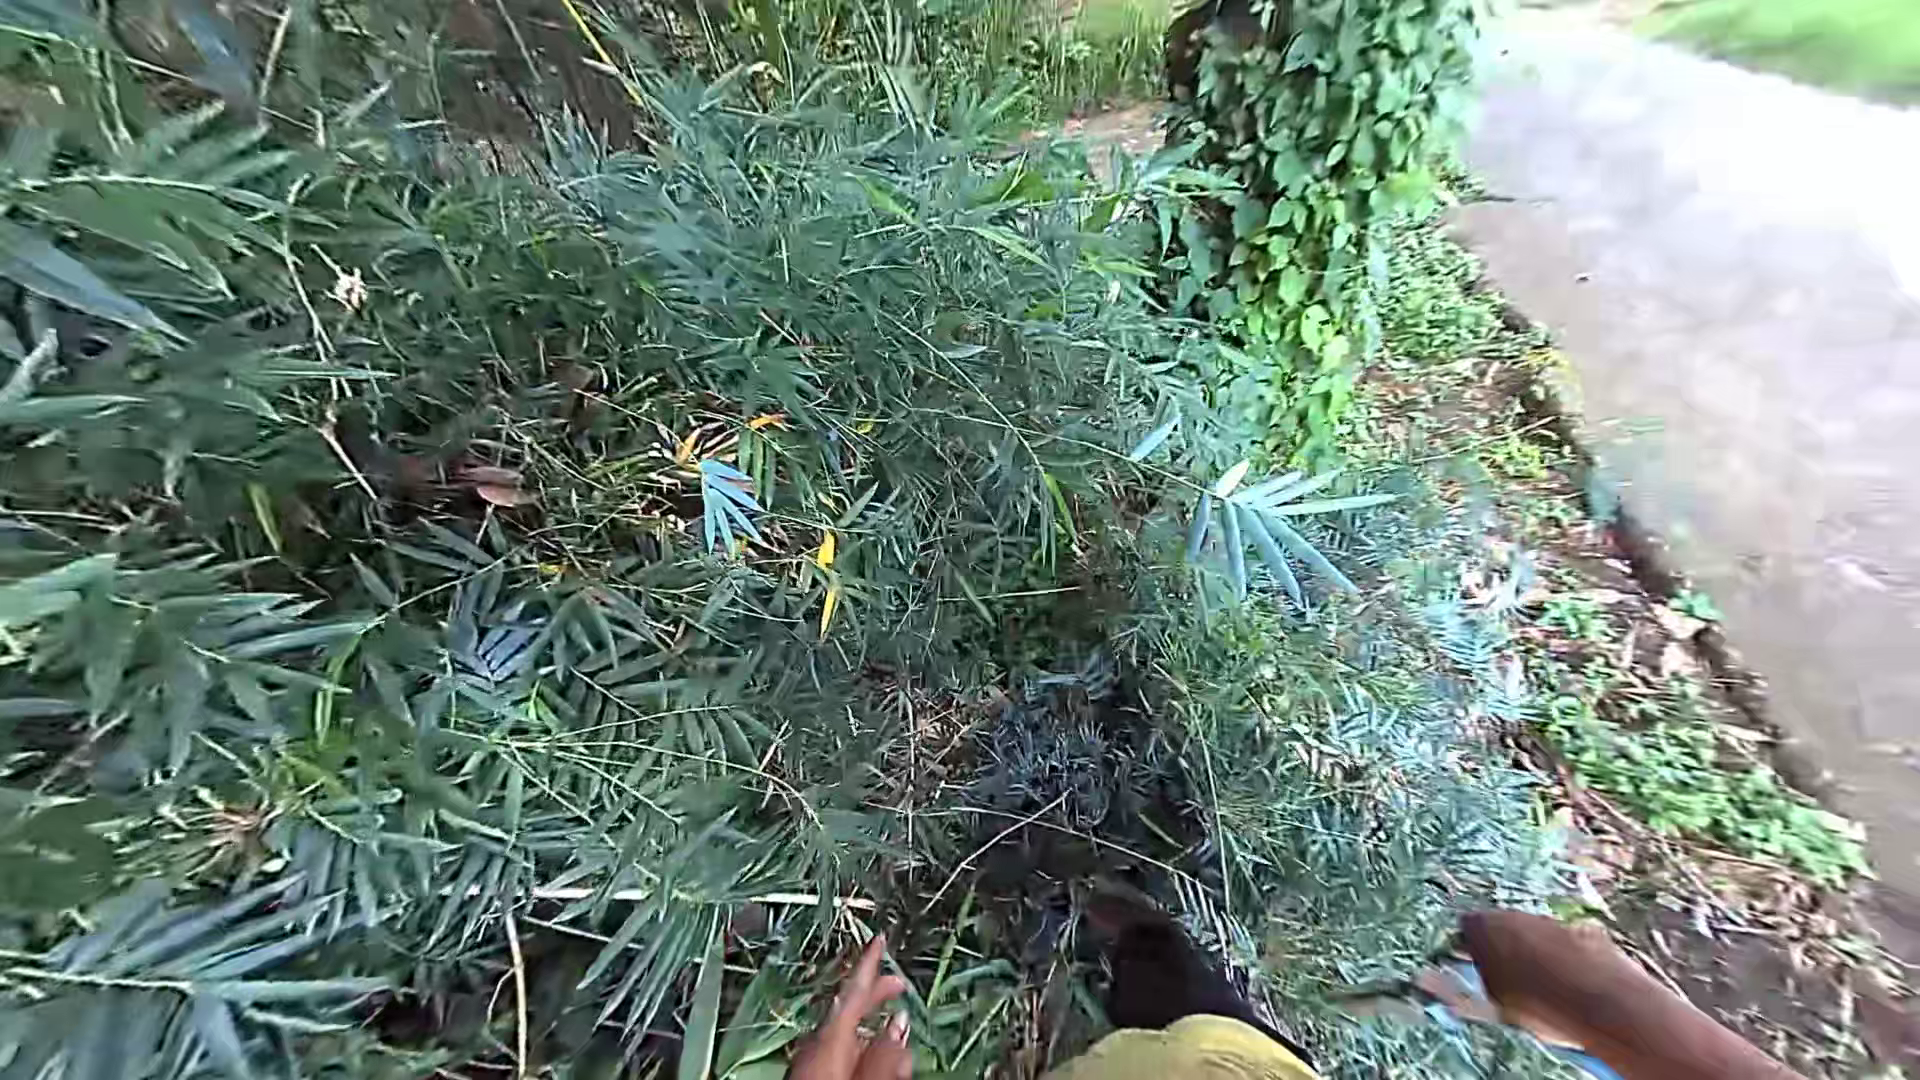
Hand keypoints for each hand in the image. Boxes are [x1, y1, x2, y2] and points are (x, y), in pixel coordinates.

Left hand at [786, 935, 912, 1079]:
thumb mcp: (863, 1075)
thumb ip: (883, 1049)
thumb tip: (901, 1020)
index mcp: (830, 1032)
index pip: (853, 987)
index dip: (869, 960)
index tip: (878, 938)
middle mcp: (817, 1039)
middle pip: (849, 1003)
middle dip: (875, 989)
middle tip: (897, 981)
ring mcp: (809, 1056)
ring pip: (845, 1026)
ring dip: (869, 1019)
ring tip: (891, 1019)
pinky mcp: (809, 1071)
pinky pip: (836, 1044)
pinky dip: (856, 1038)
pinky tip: (866, 1048)